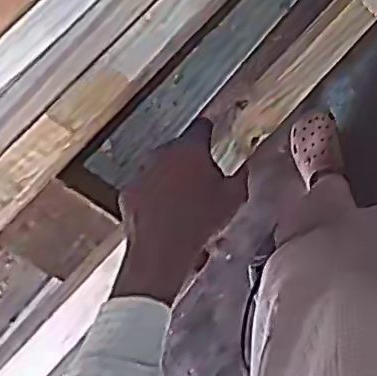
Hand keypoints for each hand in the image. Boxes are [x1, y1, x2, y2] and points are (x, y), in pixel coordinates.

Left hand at [116, 120, 247, 303]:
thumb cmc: (201, 220)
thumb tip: (247, 167)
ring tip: (187, 201)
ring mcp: (142, 172)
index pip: (202, 126)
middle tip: (206, 179)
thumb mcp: (234, 197)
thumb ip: (242, 176)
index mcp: (191, 149)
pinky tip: (168, 213)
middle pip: (180, 148)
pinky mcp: (129, 193)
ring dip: (173, 177)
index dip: (210, 129)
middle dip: (191, 159)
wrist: (162, 249)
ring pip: (162, 167)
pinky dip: (156, 195)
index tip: (213, 132)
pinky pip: (147, 188)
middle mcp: (163, 153)